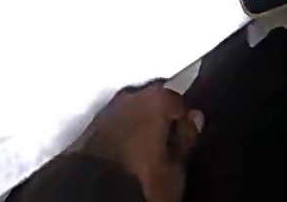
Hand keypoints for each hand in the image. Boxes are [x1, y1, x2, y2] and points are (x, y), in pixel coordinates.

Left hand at [75, 83, 202, 201]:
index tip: (188, 139)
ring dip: (140, 125)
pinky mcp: (92, 126)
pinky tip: (128, 155)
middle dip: (162, 118)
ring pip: (133, 111)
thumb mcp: (175, 171)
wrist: (93, 193)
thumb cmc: (139, 181)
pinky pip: (116, 124)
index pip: (181, 101)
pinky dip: (124, 134)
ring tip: (147, 154)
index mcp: (158, 98)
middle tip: (168, 146)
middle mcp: (131, 95)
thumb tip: (194, 122)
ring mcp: (109, 109)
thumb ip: (187, 141)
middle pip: (155, 100)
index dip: (187, 123)